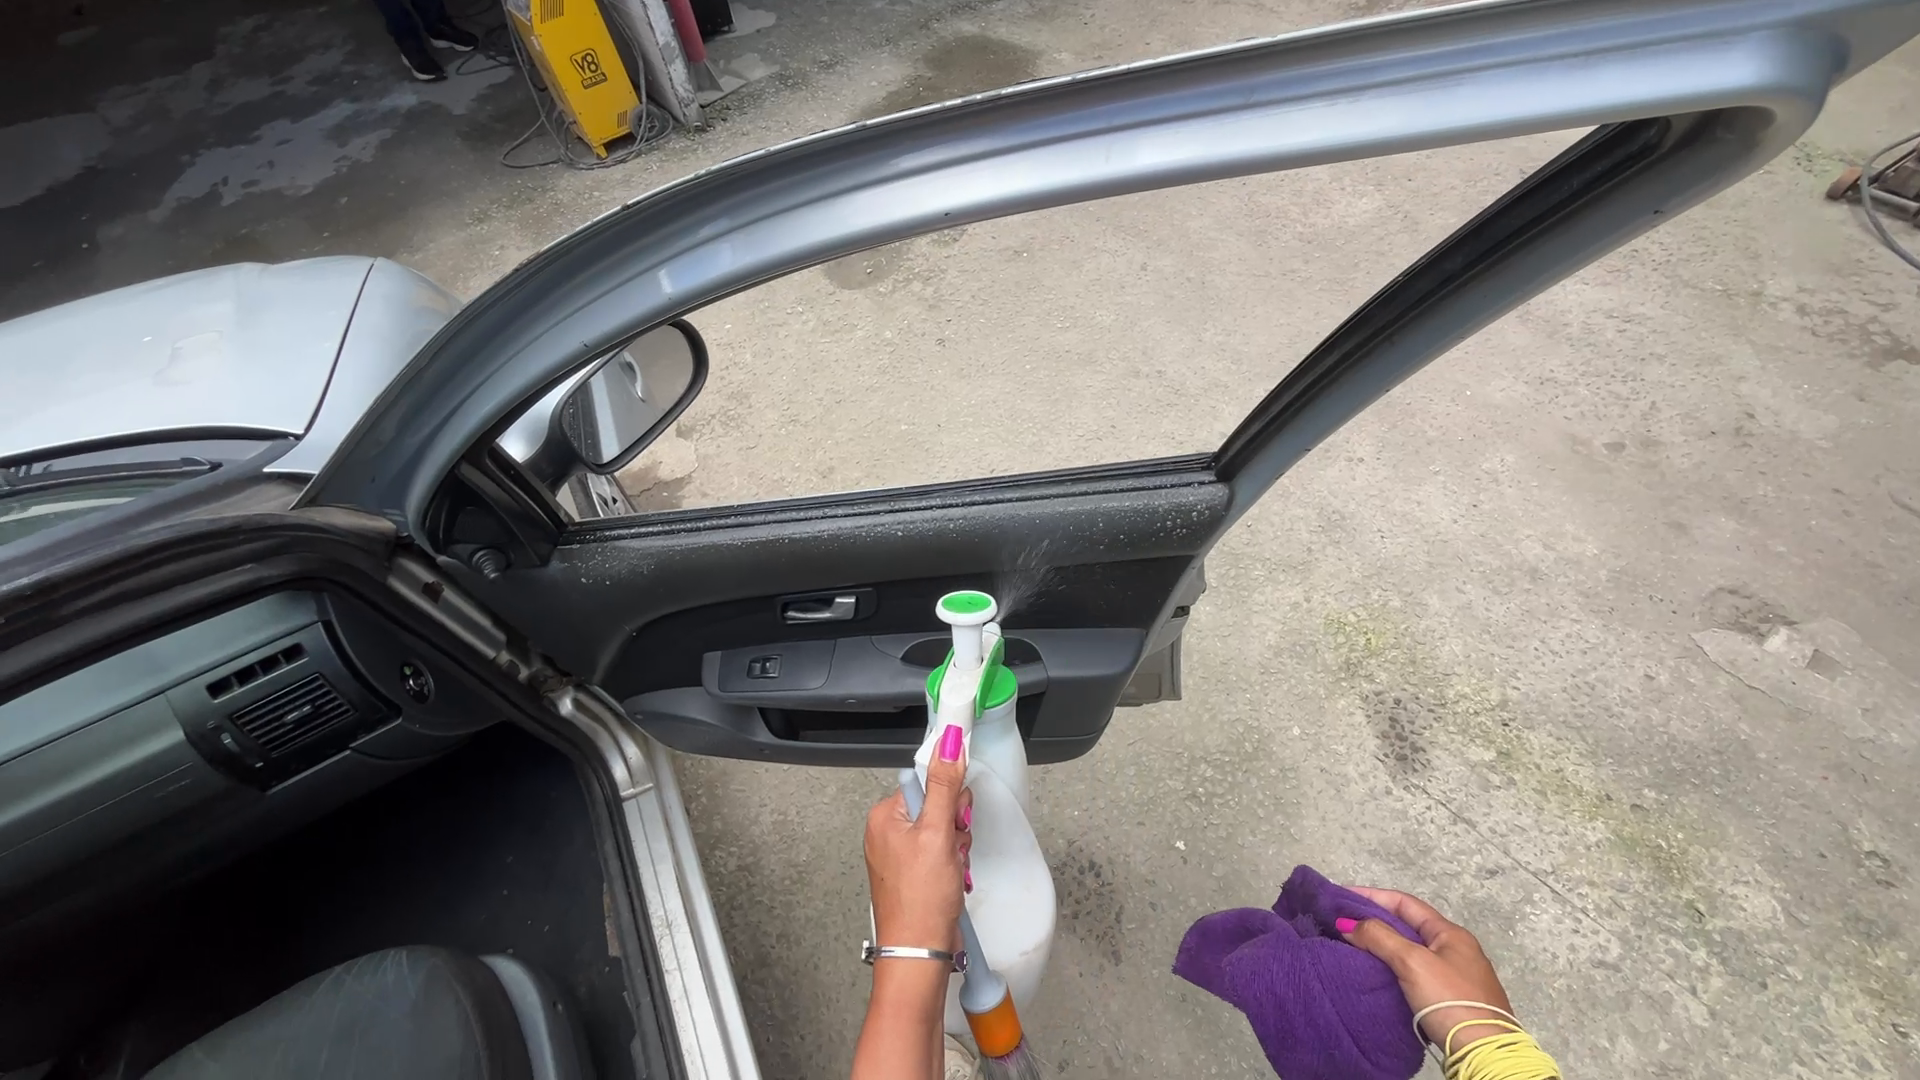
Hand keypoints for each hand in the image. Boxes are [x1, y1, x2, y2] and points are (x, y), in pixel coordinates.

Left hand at [863, 724, 973, 951]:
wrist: (919, 953)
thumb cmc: (921, 899)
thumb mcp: (938, 833)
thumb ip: (944, 785)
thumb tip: (948, 742)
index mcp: (884, 815)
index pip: (927, 782)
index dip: (948, 800)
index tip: (955, 817)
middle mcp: (887, 831)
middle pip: (936, 806)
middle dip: (955, 827)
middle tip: (953, 849)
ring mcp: (899, 854)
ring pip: (942, 831)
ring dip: (957, 847)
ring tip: (952, 869)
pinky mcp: (912, 873)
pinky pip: (940, 852)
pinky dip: (952, 863)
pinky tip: (951, 879)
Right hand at [1338, 887, 1515, 1053]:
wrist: (1486, 1055)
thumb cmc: (1451, 1000)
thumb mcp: (1412, 962)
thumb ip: (1379, 937)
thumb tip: (1347, 924)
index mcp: (1450, 934)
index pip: (1404, 903)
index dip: (1372, 896)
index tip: (1341, 897)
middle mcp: (1454, 949)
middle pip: (1406, 925)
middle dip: (1374, 920)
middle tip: (1342, 921)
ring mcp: (1454, 975)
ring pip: (1408, 949)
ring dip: (1381, 943)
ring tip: (1352, 944)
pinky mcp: (1449, 999)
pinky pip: (1413, 970)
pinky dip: (1391, 965)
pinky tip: (1374, 971)